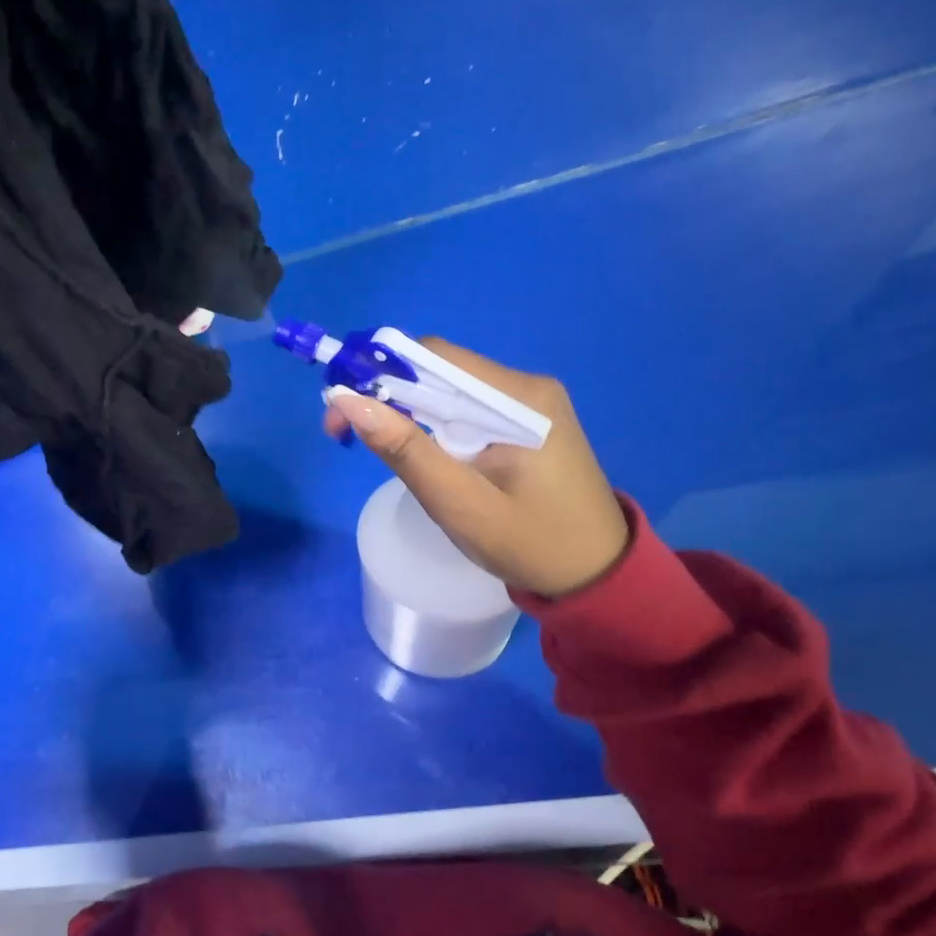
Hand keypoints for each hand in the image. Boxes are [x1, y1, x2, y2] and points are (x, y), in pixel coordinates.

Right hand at [324, 339, 629, 597]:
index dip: (375, 372)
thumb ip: (403, 449)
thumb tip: (343, 399)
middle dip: (381, 392)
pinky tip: (413, 450)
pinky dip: (425, 421)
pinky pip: (460, 406)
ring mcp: (526, 404)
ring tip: (371, 444)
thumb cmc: (530, 543)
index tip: (337, 407)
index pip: (432, 358)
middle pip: (435, 369)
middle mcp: (524, 388)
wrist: (598, 577)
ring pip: (444, 388)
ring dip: (400, 408)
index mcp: (520, 400)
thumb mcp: (458, 503)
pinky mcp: (521, 422)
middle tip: (341, 431)